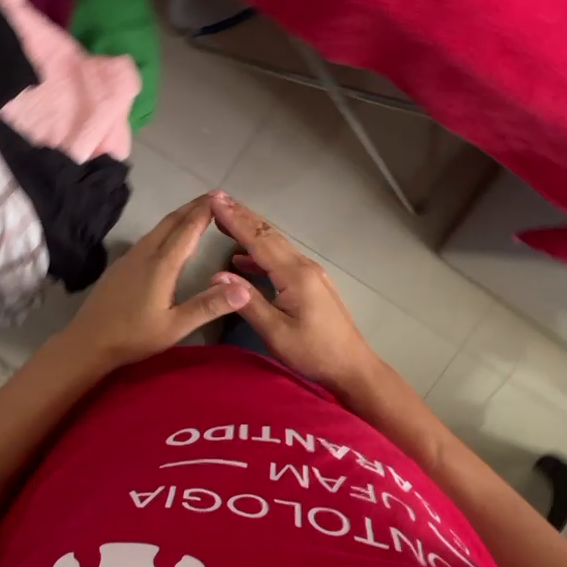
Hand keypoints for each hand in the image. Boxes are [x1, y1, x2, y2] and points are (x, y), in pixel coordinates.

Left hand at [57, 195, 252, 368]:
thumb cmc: (133, 337)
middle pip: (171, 222)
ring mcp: (129, 258)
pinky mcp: (120, 266)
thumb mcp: (175, 326)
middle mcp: (144, 254)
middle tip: (214, 197)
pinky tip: (168, 238)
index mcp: (161, 265)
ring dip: (178, 217)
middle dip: (193, 207)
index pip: (187, 229)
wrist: (87, 341)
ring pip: (157, 229)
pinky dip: (165, 230)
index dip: (204, 211)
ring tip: (196, 212)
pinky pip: (147, 238)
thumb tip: (244, 290)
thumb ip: (208, 306)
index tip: (221, 196)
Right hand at [208, 192, 379, 389]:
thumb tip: (217, 276)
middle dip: (242, 216)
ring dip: (250, 230)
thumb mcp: (275, 333)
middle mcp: (304, 267)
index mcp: (295, 275)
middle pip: (269, 235)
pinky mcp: (310, 284)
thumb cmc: (313, 352)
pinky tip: (242, 258)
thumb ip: (247, 302)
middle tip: (216, 199)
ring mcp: (309, 274)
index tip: (214, 202)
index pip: (258, 241)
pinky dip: (259, 252)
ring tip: (225, 220)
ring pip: (275, 244)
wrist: (352, 367)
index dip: (235, 221)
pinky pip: (280, 259)